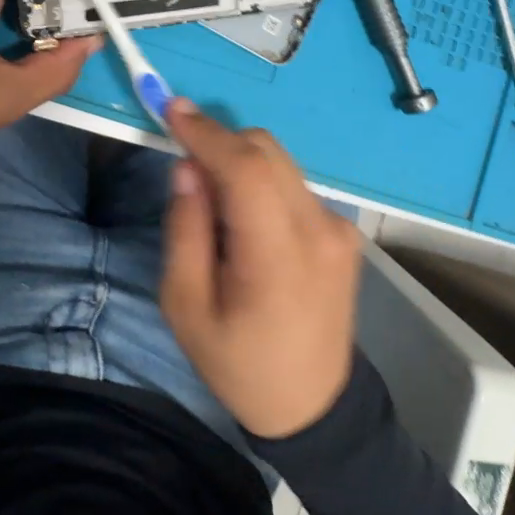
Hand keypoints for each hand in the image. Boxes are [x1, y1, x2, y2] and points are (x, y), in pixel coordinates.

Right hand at [159, 98, 361, 438]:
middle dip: (219, 143)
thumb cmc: (238, 363)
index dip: (206, 133)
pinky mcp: (343, 233)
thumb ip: (185, 230)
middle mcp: (318, 229)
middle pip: (265, 151)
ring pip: (280, 162)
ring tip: (214, 208)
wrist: (311, 406)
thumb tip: (186, 168)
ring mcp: (338, 229)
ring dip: (240, 164)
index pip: (246, 168)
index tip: (171, 109)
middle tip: (184, 170)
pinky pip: (292, 185)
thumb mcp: (186, 306)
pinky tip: (245, 223)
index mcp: (277, 255)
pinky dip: (261, 184)